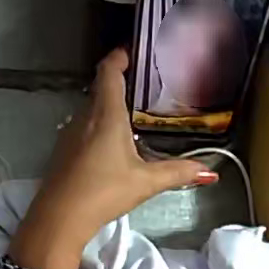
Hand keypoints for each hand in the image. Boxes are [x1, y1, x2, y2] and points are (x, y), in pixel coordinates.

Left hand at [12, 49, 215, 268]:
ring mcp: (69, 133)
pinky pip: (83, 127)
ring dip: (109, 105)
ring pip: (91, 109)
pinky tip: (112, 142)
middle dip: (121, 81)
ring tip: (134, 112)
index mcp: (105, 115)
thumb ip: (177, 172)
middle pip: (101, 88)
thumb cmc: (103, 191)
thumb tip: (209, 171)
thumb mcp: (145, 182)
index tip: (134, 49)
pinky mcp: (63, 150)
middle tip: (146, 83)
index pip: (109, 71)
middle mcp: (84, 117)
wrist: (58, 218)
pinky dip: (99, 125)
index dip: (120, 56)